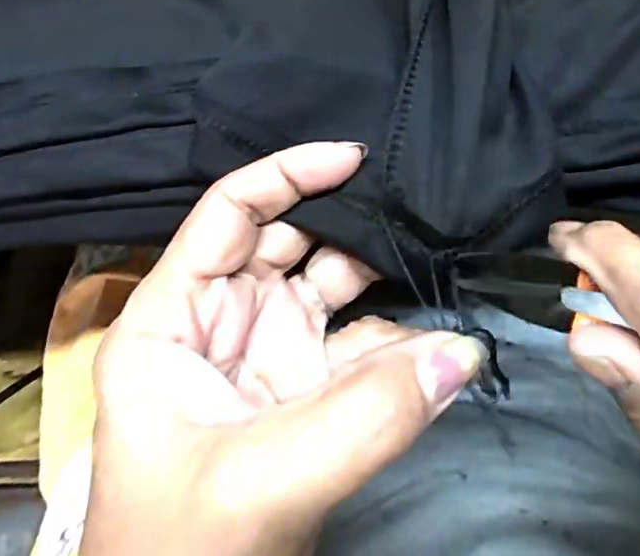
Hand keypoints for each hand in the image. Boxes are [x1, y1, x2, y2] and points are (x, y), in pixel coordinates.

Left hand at [83, 142, 485, 555]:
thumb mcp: (258, 482)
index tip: (355, 158)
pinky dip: (403, 337)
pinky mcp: (309, 388)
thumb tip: (465, 351)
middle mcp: (223, 321)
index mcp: (175, 318)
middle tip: (416, 199)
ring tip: (439, 245)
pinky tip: (443, 339)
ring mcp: (270, 353)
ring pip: (332, 283)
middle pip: (290, 237)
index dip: (288, 173)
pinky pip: (363, 340)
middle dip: (348, 215)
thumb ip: (366, 416)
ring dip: (384, 270)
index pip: (230, 212)